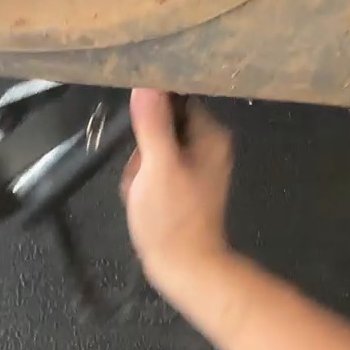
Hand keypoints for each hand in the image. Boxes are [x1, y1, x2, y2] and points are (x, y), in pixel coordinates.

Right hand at [120, 88, 234, 298]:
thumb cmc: (173, 218)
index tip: (139, 134)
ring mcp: (195, 167)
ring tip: (142, 192)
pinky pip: (154, 171)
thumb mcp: (157, 165)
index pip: (174, 99)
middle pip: (159, 126)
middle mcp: (207, 146)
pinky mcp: (183, 186)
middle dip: (141, 150)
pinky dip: (143, 184)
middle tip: (143, 174)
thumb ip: (152, 123)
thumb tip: (145, 82)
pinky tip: (142, 201)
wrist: (184, 268)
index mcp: (210, 134)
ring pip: (152, 150)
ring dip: (139, 170)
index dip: (149, 114)